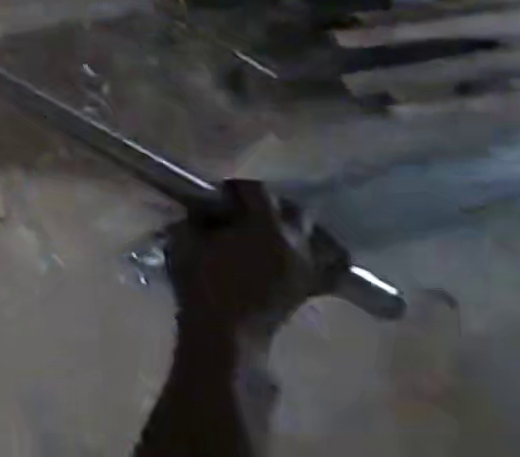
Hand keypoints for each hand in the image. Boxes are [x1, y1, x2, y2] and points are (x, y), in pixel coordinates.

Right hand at [165, 180, 346, 342]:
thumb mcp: (187, 239)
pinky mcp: (311, 288)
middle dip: (269, 204)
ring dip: (297, 227)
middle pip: (294, 209)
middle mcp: (297, 243)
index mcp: (266, 228)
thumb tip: (205, 207)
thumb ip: (199, 217)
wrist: (226, 332)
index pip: (258, 190)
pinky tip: (304, 254)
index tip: (217, 194)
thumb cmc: (203, 282)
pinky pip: (333, 268)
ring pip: (319, 236)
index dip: (236, 188)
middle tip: (242, 210)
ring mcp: (309, 268)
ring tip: (274, 229)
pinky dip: (323, 257)